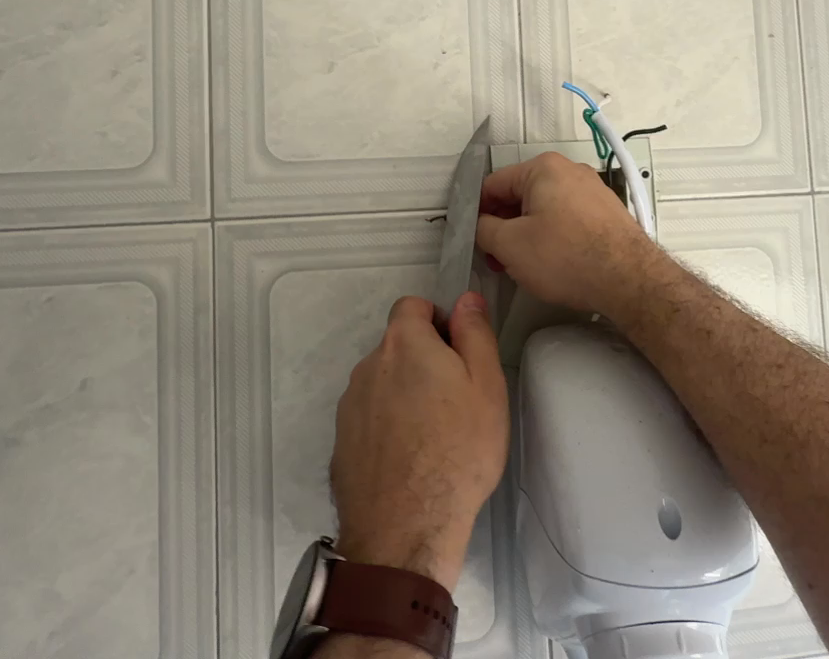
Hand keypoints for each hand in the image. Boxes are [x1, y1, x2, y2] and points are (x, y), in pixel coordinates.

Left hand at [330, 292, 508, 590]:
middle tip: (456, 399)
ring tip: (434, 435)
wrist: (405, 529)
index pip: (412, 306)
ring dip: (405, 394)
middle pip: (398, 346)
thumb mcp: (486, 386)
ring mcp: (350, 406)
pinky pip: (370, 418)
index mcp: (403, 345)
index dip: (438, 321)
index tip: (458, 353)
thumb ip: (475, 334)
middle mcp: (368, 366)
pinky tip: (410, 459)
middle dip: (424, 360)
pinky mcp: (342, 442)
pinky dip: (388, 426)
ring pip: (383, 383)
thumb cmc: (457, 451)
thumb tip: (466, 299)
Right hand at [475, 152, 667, 322]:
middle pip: (520, 196)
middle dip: (504, 226)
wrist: (629, 281)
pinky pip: (567, 220)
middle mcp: (570, 172)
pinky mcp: (605, 214)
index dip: (477, 212)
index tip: (473, 236)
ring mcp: (591, 192)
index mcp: (543, 168)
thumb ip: (482, 229)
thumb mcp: (509, 245)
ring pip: (544, 209)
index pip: (494, 184)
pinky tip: (551, 264)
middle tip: (496, 257)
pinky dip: (553, 238)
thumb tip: (479, 226)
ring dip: (527, 234)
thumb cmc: (573, 258)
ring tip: (523, 265)